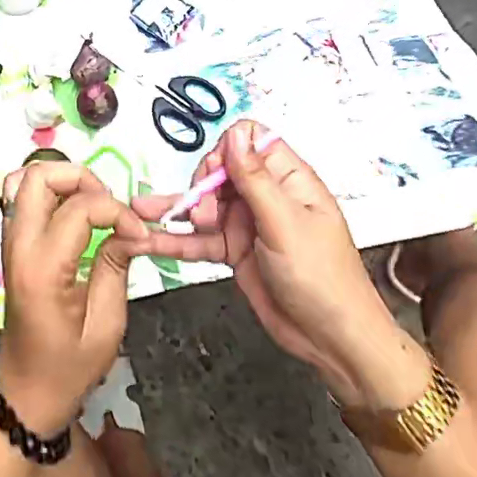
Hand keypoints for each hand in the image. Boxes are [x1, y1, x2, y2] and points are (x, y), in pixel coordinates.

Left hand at [0, 162, 145, 435]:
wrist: (24, 388)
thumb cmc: (68, 366)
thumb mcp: (106, 325)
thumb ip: (116, 268)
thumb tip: (133, 232)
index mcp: (43, 268)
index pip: (79, 208)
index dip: (117, 212)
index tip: (139, 236)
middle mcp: (19, 244)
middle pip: (39, 176)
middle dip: (82, 179)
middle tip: (110, 208)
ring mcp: (9, 239)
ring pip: (26, 178)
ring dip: (64, 181)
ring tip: (93, 207)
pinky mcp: (10, 241)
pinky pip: (21, 196)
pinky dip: (48, 191)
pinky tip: (72, 211)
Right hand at [133, 121, 427, 409]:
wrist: (332, 341)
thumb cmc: (326, 280)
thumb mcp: (286, 224)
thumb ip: (255, 179)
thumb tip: (237, 134)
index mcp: (287, 179)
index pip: (248, 142)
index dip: (226, 153)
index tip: (216, 177)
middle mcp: (265, 196)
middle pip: (218, 173)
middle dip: (201, 189)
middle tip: (202, 216)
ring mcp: (247, 223)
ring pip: (202, 205)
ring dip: (176, 210)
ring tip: (144, 214)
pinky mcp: (233, 250)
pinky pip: (197, 239)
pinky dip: (174, 240)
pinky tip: (148, 239)